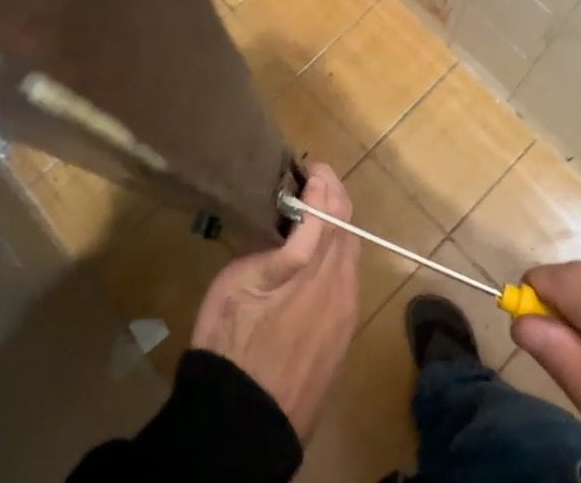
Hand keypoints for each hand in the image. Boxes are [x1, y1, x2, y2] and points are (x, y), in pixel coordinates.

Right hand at [191, 162, 359, 438]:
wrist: (245, 415)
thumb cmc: (229, 341)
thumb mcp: (235, 281)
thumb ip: (267, 247)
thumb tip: (283, 228)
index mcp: (307, 264)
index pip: (328, 206)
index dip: (322, 181)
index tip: (310, 165)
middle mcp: (337, 281)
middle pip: (347, 225)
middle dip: (333, 196)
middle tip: (311, 183)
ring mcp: (346, 308)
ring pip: (352, 250)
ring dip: (338, 224)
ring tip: (314, 215)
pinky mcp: (346, 329)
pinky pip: (349, 277)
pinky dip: (338, 254)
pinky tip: (319, 257)